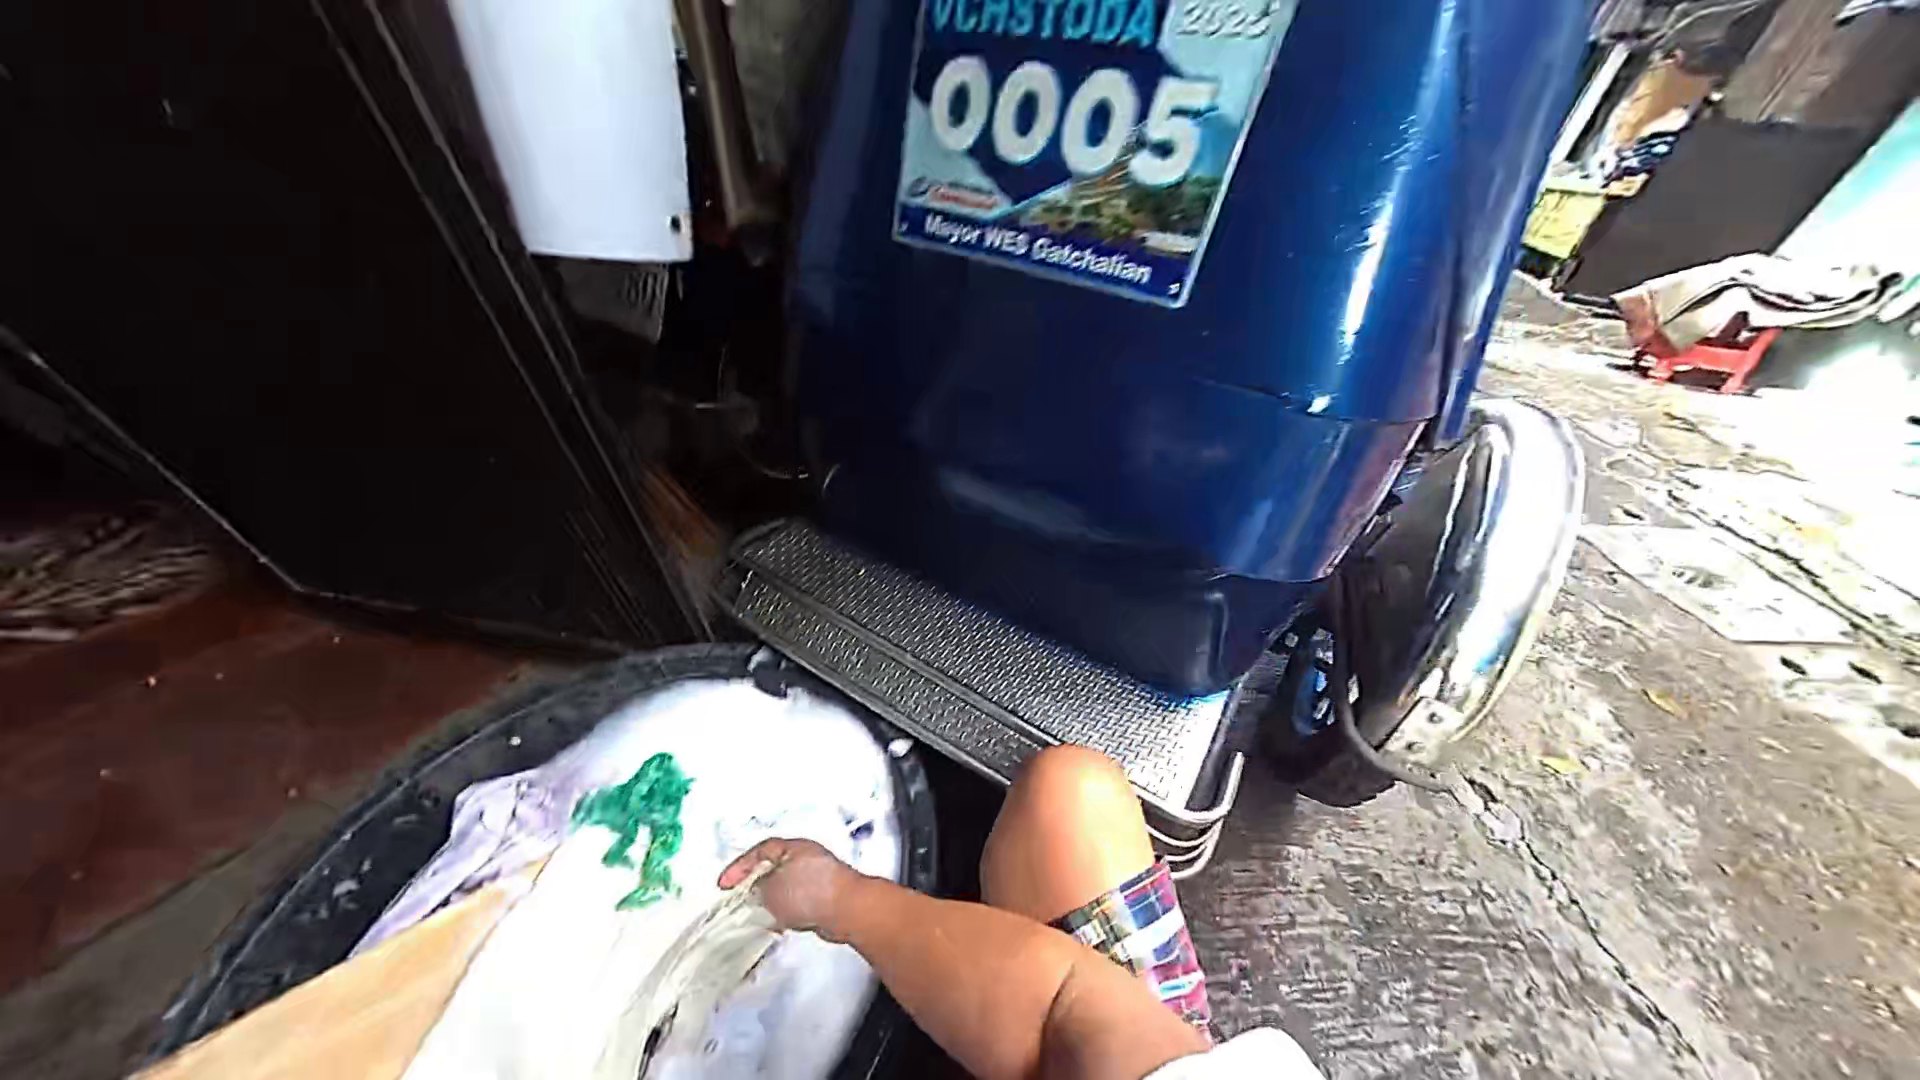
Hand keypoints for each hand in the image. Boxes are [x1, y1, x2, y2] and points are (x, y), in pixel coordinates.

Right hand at [717, 838, 865, 941]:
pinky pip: (796, 900)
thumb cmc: (810, 891)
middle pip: (772, 866)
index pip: (760, 851)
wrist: (845, 908)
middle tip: (740, 897)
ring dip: (770, 899)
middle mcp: (805, 857)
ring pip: (784, 885)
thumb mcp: (772, 888)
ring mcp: (815, 876)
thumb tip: (758, 889)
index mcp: (792, 847)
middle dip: (755, 882)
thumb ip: (758, 887)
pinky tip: (780, 921)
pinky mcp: (822, 895)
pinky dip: (784, 909)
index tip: (724, 883)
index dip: (739, 866)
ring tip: (760, 913)